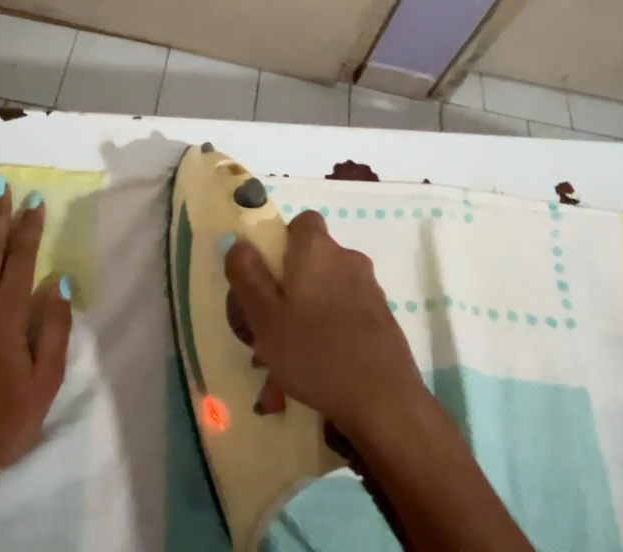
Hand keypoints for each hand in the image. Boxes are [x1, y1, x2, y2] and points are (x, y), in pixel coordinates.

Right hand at [223, 210, 424, 439]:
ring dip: (304, 321)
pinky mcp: (383, 321)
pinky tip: (313, 376)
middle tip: (267, 330)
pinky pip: (344, 319)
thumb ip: (247, 274)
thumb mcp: (263, 316)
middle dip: (288, 291)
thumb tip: (239, 241)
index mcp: (317, 250)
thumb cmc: (313, 351)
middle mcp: (347, 260)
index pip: (302, 222)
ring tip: (283, 367)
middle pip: (311, 262)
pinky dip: (327, 338)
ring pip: (326, 296)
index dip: (282, 242)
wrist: (383, 400)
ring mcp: (369, 291)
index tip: (266, 276)